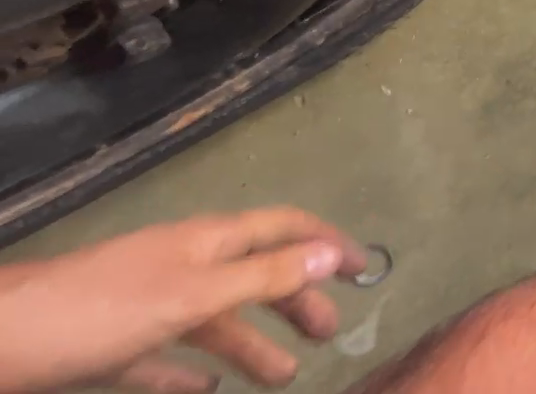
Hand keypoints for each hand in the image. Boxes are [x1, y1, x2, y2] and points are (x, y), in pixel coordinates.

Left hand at [0, 207, 365, 392]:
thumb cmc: (102, 309)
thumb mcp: (194, 293)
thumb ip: (265, 275)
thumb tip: (331, 255)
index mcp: (213, 242)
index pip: (288, 229)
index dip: (328, 243)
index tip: (362, 269)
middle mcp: (189, 266)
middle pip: (259, 277)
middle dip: (297, 303)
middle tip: (329, 332)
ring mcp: (147, 305)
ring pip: (218, 321)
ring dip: (253, 345)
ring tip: (283, 376)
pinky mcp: (109, 347)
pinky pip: (166, 357)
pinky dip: (192, 372)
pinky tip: (206, 390)